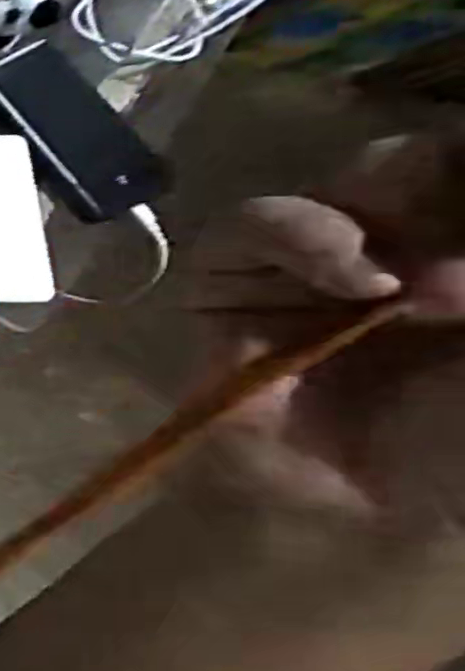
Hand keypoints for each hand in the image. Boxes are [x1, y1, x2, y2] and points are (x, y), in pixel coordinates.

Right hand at [191, 134, 464, 530]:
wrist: (375, 503)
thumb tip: (431, 246)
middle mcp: (407, 254)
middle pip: (412, 167)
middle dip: (438, 185)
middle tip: (455, 237)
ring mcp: (310, 272)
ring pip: (330, 183)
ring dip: (374, 209)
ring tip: (406, 277)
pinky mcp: (228, 292)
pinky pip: (240, 229)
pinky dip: (293, 234)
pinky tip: (347, 276)